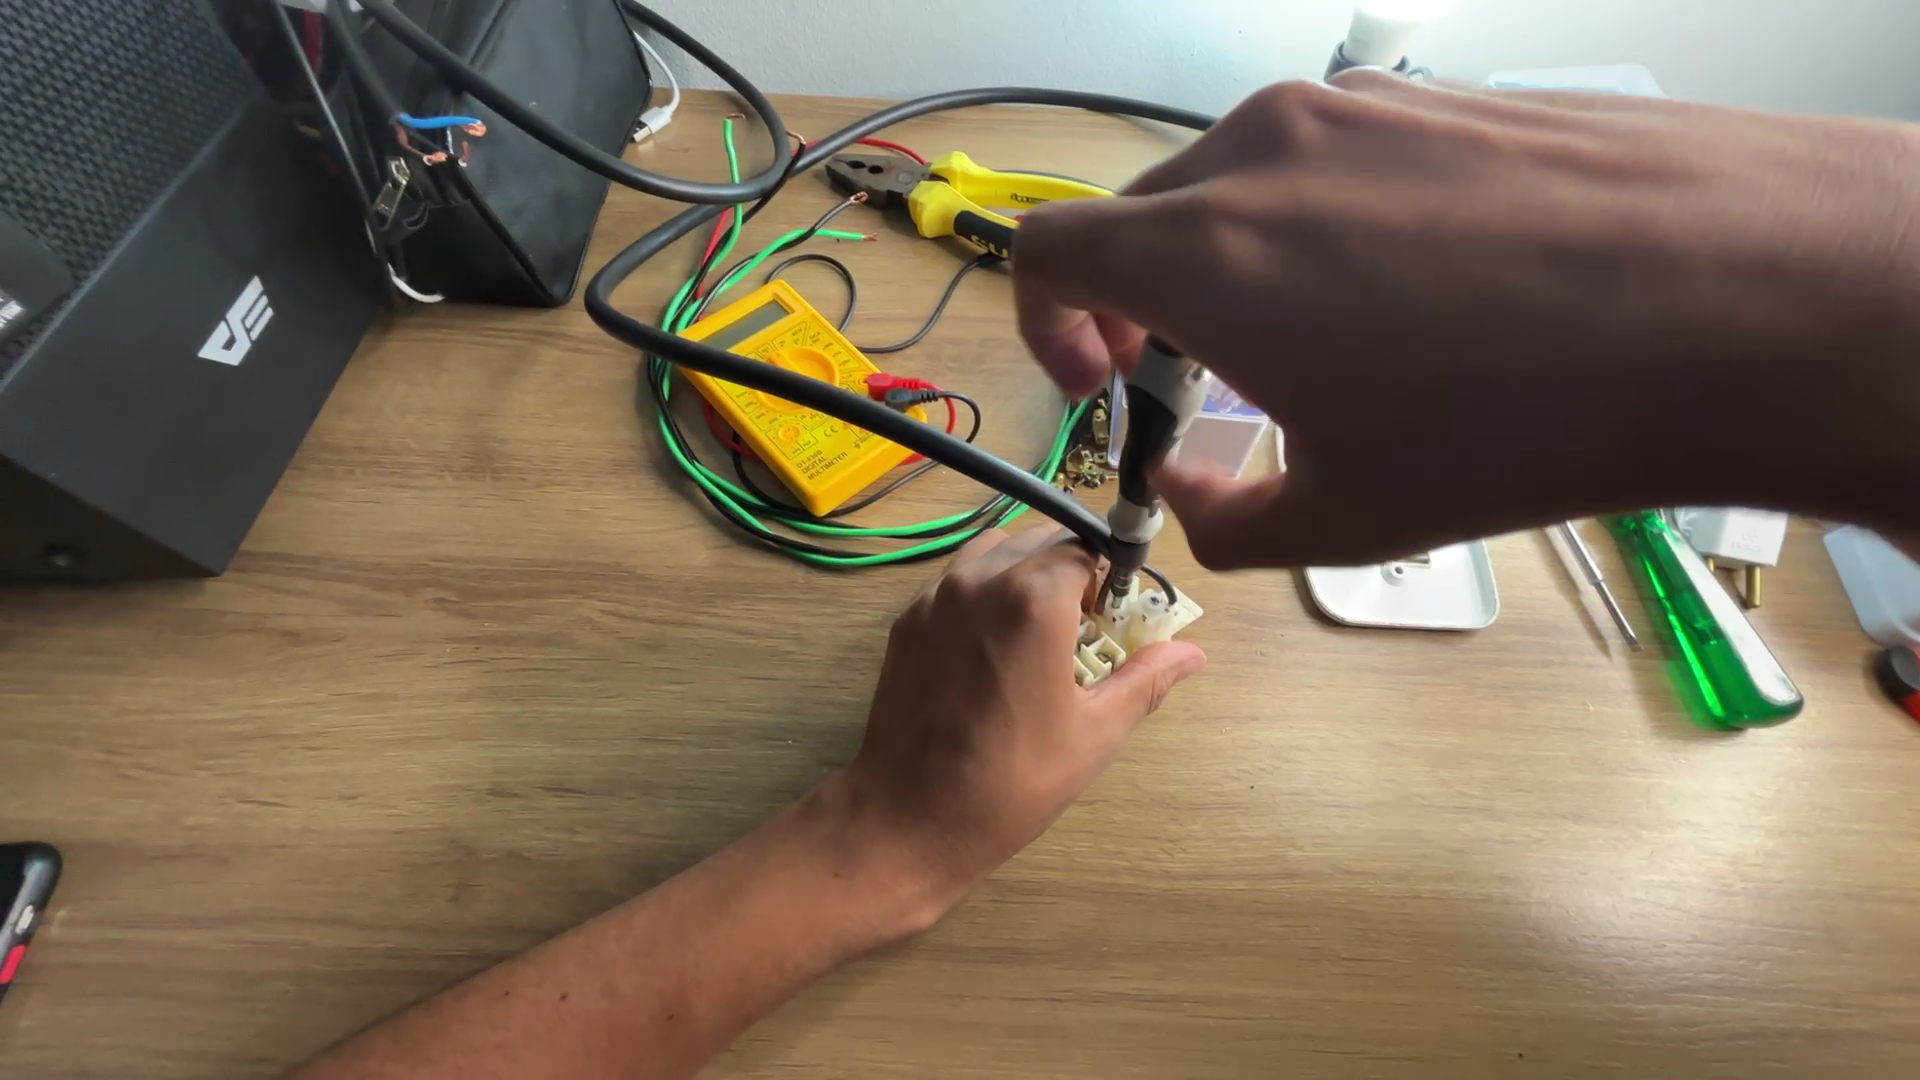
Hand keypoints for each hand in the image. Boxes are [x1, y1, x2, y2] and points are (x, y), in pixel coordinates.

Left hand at [832, 526, 1205, 916]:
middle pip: (1039, 538)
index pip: (1084, 547)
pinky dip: (984, 587)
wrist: (909, 817)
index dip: (1107, 574)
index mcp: (1032, 599)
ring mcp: (935, 595)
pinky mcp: (907, 617)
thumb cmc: (1012, 780)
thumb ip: (1146, 679)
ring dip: (1024, 567)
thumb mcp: (1095, 733)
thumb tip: (1195, 653)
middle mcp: (980, 579)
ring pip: (993, 549)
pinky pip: (956, 578)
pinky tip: (990, 643)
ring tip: (1036, 625)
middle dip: (1069, 566)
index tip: (1112, 615)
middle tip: (1080, 623)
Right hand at [1015, 73, 1919, 566]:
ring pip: (1213, 189)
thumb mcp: (1338, 519)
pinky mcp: (1428, 96)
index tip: (1107, 382)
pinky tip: (1385, 290)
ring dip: (1210, 269)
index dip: (1045, 324)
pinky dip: (1289, 228)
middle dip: (1127, 309)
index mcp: (1207, 251)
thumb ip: (1217, 520)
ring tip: (1296, 341)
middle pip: (1126, 223)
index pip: (1045, 249)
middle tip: (1194, 381)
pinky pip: (1305, 162)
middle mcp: (1256, 153)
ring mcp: (1349, 107)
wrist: (1775, 302)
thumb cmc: (1515, 428)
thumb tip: (1182, 491)